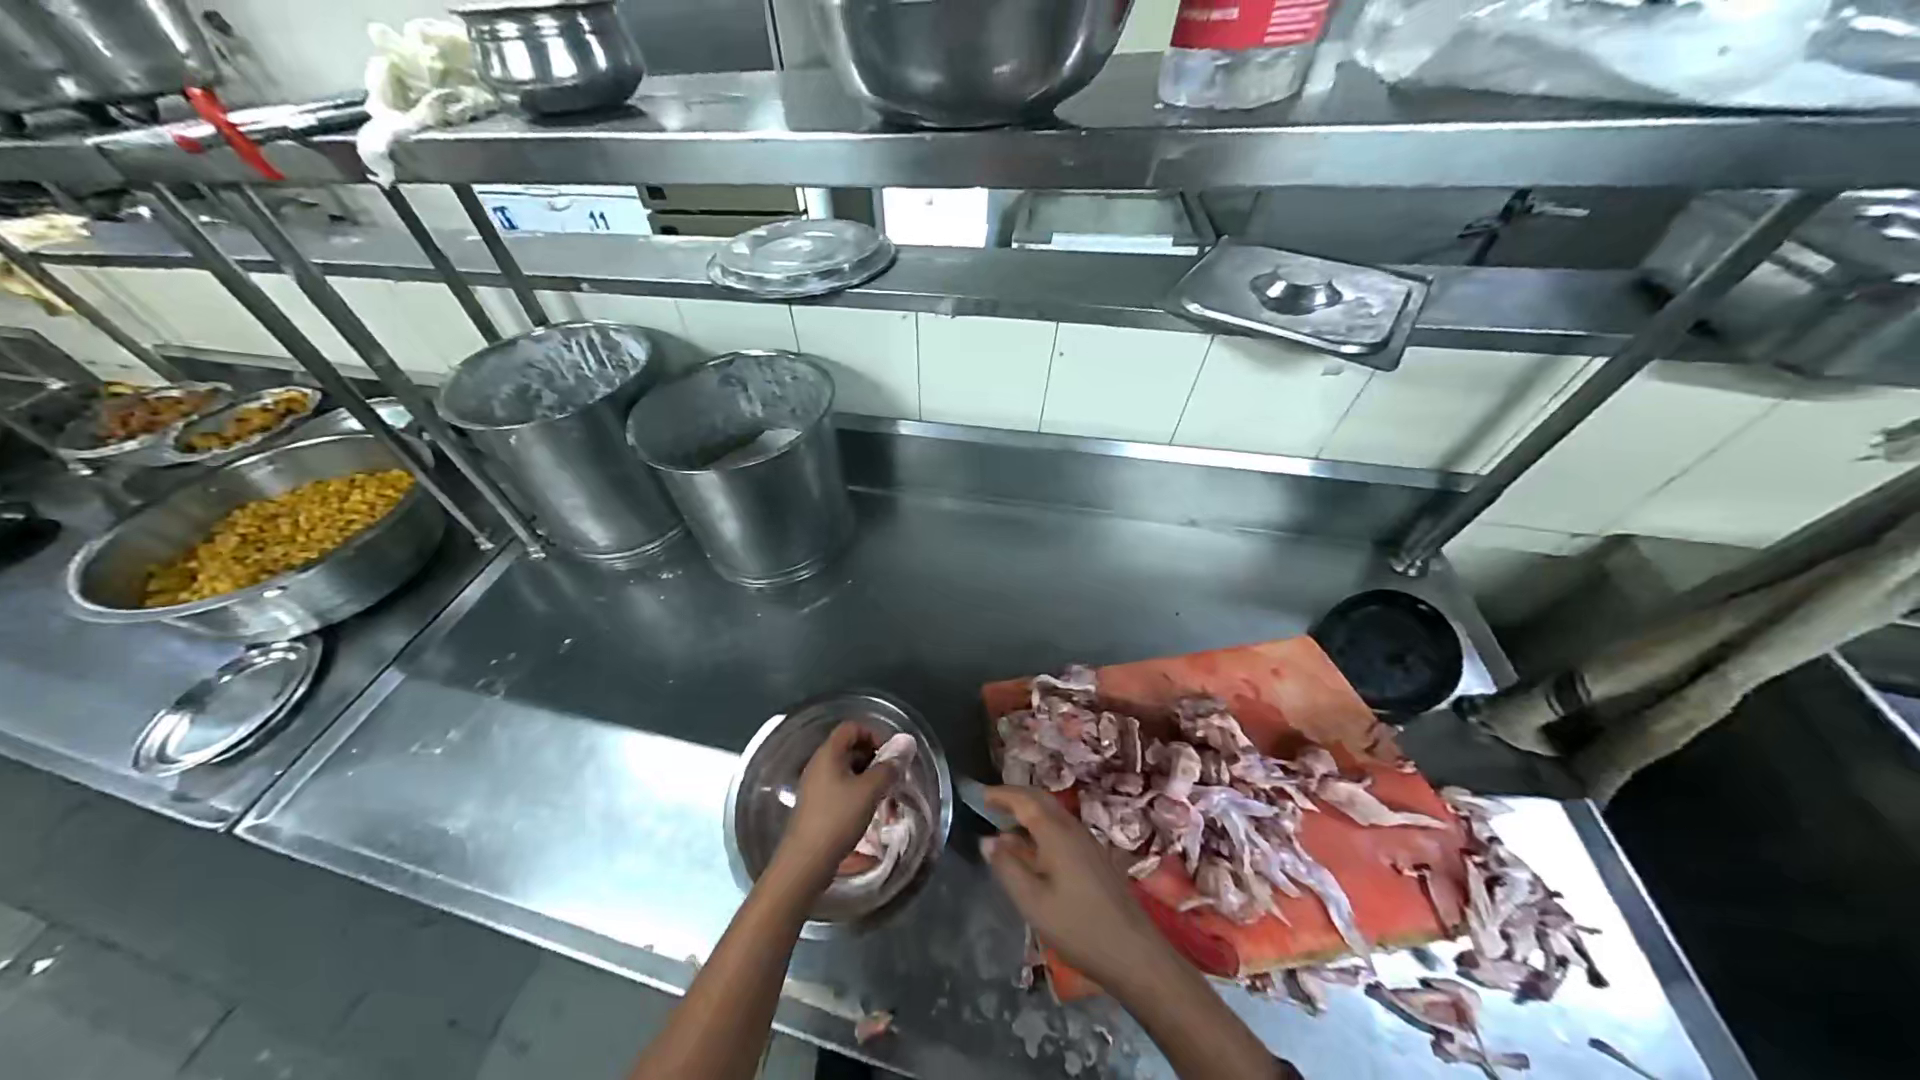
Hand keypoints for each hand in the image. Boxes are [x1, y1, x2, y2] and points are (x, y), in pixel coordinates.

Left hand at [773, 722, 899, 888]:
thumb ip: (889, 767)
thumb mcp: (869, 791)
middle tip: (892, 777)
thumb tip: (906, 745)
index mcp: (828, 754)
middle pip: (850, 748)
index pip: (852, 727)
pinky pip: (841, 788)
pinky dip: (858, 793)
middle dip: (875, 759)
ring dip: (869, 779)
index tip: (891, 755)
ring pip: (847, 771)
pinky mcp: (817, 805)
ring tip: (885, 797)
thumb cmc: (838, 819)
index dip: (874, 734)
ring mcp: (816, 786)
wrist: (805, 862)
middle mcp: (819, 765)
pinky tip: (869, 810)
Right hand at [982, 786, 1181, 992]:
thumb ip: (1007, 867)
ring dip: (1030, 812)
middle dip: (1016, 797)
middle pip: (1042, 800)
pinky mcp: (1096, 859)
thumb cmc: (1078, 927)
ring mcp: (1089, 843)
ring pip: (1054, 815)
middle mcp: (1074, 829)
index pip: (1025, 800)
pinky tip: (1034, 851)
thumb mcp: (1032, 902)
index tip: (980, 794)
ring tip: (1006, 826)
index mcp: (1057, 833)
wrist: (1134, 953)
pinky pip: (1063, 830)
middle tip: (990, 803)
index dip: (1002, 794)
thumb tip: (988, 840)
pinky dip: (1042, 828)